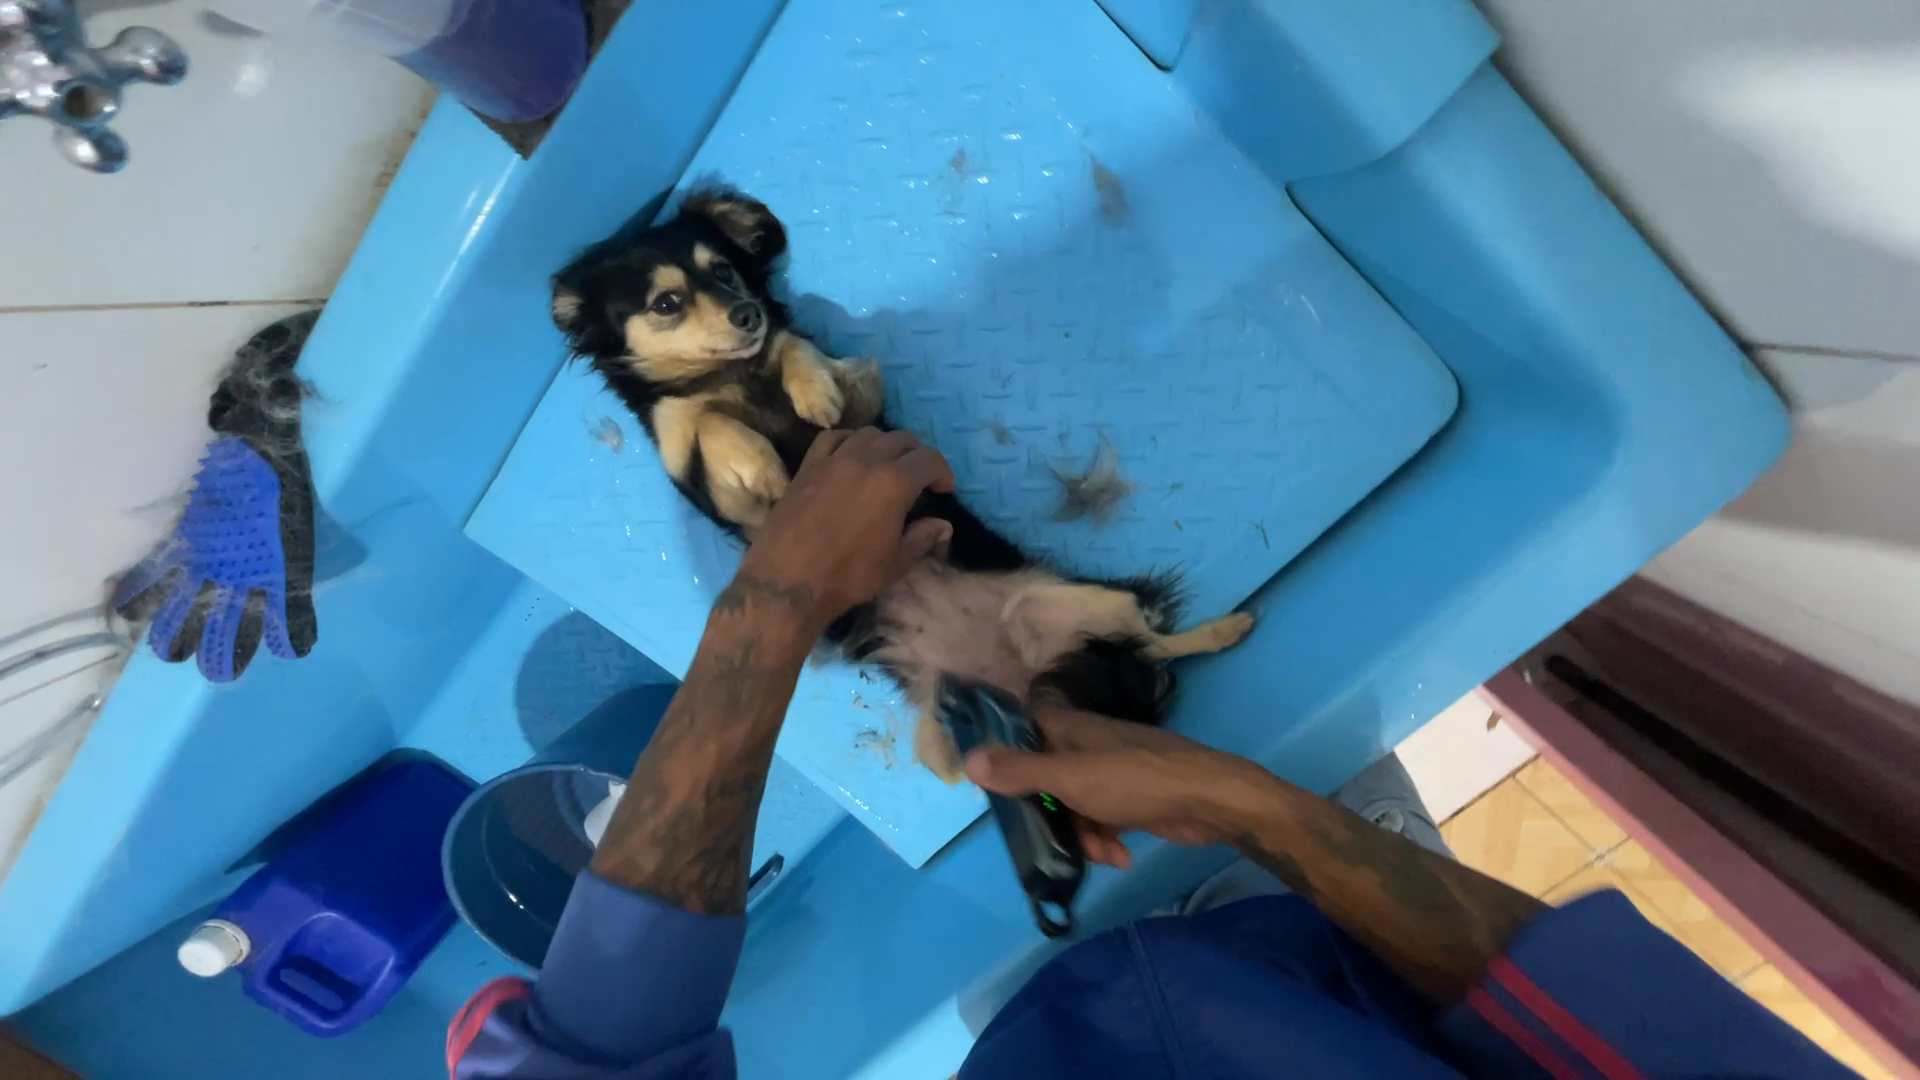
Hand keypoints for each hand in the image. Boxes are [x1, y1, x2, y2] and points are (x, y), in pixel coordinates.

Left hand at [735, 427, 954, 629]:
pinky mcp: (808, 466)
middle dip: (917, 457)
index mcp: (895, 482)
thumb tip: (943, 525)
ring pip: (868, 434)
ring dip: (885, 446)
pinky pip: (833, 438)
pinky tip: (850, 457)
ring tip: (885, 467)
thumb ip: (922, 538)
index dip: (943, 472)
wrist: (789, 581)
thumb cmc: (849, 575)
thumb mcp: (895, 563)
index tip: (943, 490)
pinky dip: (849, 441)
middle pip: (901, 440)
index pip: (929, 460)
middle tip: (918, 480)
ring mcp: (834, 459)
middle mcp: (867, 460)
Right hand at [964, 707, 1275, 868]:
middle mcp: (1085, 744)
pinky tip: (1121, 857)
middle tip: (1051, 839)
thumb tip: (967, 759)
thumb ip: (1018, 770)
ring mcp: (1110, 770)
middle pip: (1045, 776)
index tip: (996, 791)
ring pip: (1073, 803)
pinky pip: (1102, 817)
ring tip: (1103, 854)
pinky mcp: (1131, 796)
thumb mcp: (1068, 778)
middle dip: (1049, 814)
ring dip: (1081, 834)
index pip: (1021, 732)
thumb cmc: (1132, 780)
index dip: (1005, 758)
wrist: (1208, 799)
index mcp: (1067, 728)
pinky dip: (1106, 838)